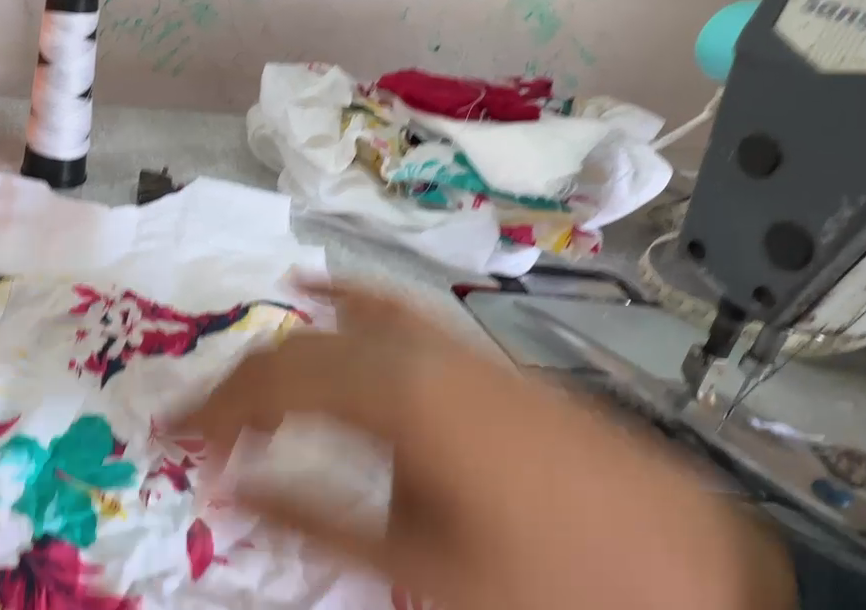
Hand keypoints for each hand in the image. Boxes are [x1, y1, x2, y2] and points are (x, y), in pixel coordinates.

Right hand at [175, 285, 795, 609]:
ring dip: (280, 351)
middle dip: (238, 385)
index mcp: (393, 394)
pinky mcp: (475, 351)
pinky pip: (392, 307)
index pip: (271, 381)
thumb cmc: (548, 578)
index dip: (214, 406)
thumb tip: (228, 485)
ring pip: (333, 325)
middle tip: (202, 425)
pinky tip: (318, 288)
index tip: (175, 435)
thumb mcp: (420, 564)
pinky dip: (344, 298)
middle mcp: (411, 348)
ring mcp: (447, 341)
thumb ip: (310, 517)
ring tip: (243, 385)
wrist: (691, 564)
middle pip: (295, 348)